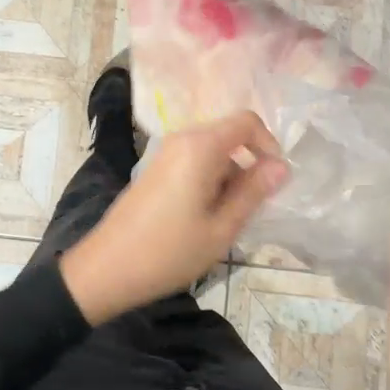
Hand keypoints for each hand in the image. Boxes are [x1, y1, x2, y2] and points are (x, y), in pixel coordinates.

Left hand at [59, 111, 285, 324]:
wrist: (107, 268)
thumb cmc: (169, 251)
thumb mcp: (221, 228)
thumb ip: (253, 193)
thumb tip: (282, 166)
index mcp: (200, 146)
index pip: (247, 121)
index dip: (269, 145)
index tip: (275, 181)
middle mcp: (182, 139)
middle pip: (230, 137)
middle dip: (248, 167)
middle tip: (250, 211)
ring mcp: (166, 153)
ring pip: (214, 153)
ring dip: (229, 179)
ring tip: (224, 223)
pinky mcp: (156, 169)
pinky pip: (195, 163)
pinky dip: (210, 183)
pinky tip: (204, 220)